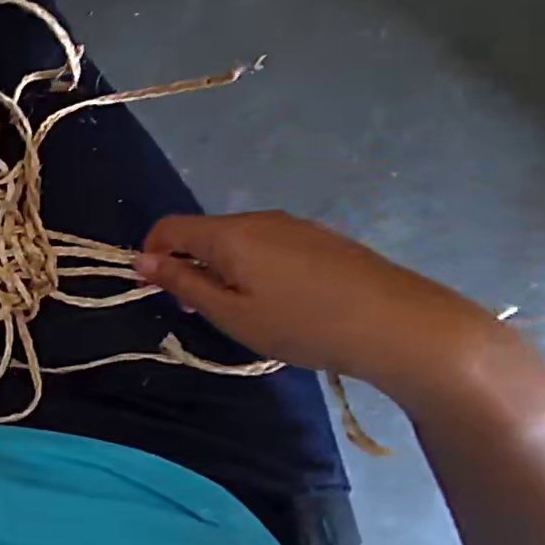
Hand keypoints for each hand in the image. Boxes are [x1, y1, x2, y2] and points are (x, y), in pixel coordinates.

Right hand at [135, 212, 528, 409]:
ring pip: (235, 239)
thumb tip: (140, 259)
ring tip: (244, 311)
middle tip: (201, 310)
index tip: (160, 291)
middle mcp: (258, 219)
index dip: (151, 254)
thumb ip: (182, 283)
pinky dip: (253, 266)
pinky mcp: (320, 237)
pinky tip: (281, 300)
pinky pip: (267, 243)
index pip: (168, 227)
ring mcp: (293, 225)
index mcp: (229, 234)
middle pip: (202, 232)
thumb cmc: (304, 325)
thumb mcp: (232, 314)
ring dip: (220, 268)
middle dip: (187, 265)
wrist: (404, 326)